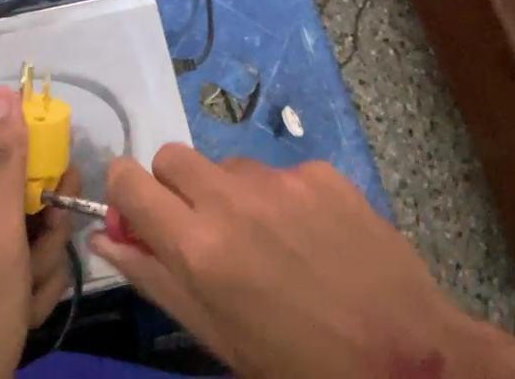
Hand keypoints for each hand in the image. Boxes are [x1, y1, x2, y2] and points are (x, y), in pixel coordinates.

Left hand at [0, 87, 76, 378]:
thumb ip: (2, 162)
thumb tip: (2, 90)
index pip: (0, 120)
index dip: (34, 126)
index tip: (56, 158)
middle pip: (34, 177)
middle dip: (52, 212)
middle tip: (45, 234)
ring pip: (43, 224)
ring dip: (47, 258)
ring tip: (26, 285)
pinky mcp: (2, 274)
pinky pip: (38, 263)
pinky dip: (39, 287)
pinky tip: (24, 309)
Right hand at [91, 146, 514, 378]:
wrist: (410, 358)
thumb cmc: (298, 363)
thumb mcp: (217, 336)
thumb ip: (155, 278)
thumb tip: (105, 238)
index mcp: (197, 246)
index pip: (129, 180)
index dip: (125, 192)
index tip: (139, 214)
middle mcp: (230, 198)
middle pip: (171, 157)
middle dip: (174, 186)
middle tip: (203, 229)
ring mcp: (279, 179)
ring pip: (226, 165)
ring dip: (230, 194)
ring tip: (270, 244)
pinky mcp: (321, 172)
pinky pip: (279, 172)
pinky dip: (282, 198)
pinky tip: (313, 239)